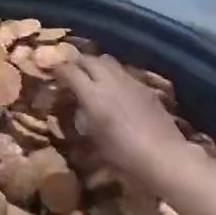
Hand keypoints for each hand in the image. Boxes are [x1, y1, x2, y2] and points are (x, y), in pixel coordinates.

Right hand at [53, 54, 205, 182]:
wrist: (163, 155)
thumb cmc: (122, 153)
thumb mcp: (93, 138)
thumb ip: (82, 116)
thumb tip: (78, 108)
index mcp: (92, 94)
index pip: (69, 71)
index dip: (58, 69)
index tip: (53, 72)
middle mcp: (109, 81)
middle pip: (89, 59)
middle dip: (77, 63)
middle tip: (71, 71)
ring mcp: (129, 81)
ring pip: (108, 60)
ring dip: (96, 64)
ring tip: (93, 75)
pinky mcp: (145, 86)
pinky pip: (124, 71)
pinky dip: (114, 74)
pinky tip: (116, 88)